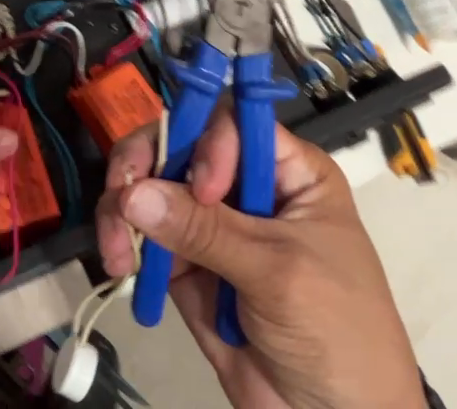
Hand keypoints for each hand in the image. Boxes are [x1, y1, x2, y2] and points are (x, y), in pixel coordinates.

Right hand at [95, 121, 421, 408]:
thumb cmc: (338, 334)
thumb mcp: (280, 274)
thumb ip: (206, 232)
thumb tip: (132, 194)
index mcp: (289, 172)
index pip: (232, 123)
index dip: (205, 142)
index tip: (201, 189)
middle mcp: (245, 186)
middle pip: (177, 144)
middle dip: (143, 167)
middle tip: (121, 196)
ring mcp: (210, 224)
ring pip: (149, 186)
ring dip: (122, 210)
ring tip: (119, 253)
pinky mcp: (183, 262)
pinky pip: (142, 234)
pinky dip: (122, 241)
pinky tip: (121, 267)